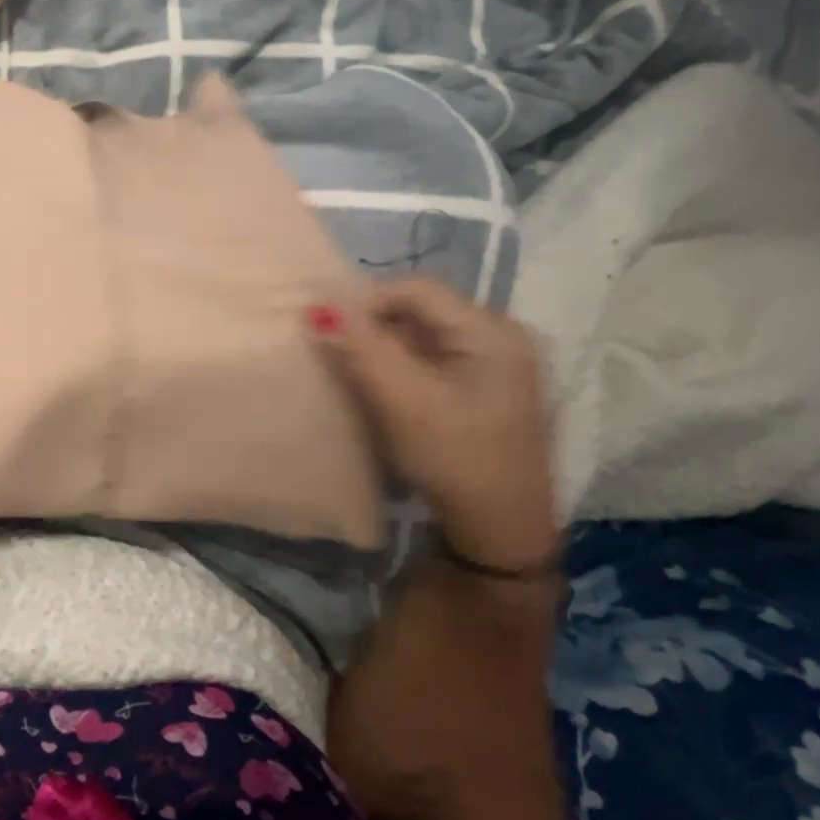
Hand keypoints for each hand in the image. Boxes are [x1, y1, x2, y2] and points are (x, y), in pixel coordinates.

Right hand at [309, 277, 556, 572]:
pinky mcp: (481, 391)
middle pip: (417, 310)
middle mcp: (498, 337)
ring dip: (379, 348)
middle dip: (369, 326)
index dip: (363, 301)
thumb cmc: (456, 458)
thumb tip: (319, 305)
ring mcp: (493, 365)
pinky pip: (428, 360)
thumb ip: (363, 348)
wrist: (500, 529)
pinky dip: (396, 367)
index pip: (414, 290)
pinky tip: (376, 390)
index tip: (322, 330)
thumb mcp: (403, 400)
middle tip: (331, 351)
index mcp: (491, 331)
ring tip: (347, 370)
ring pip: (419, 337)